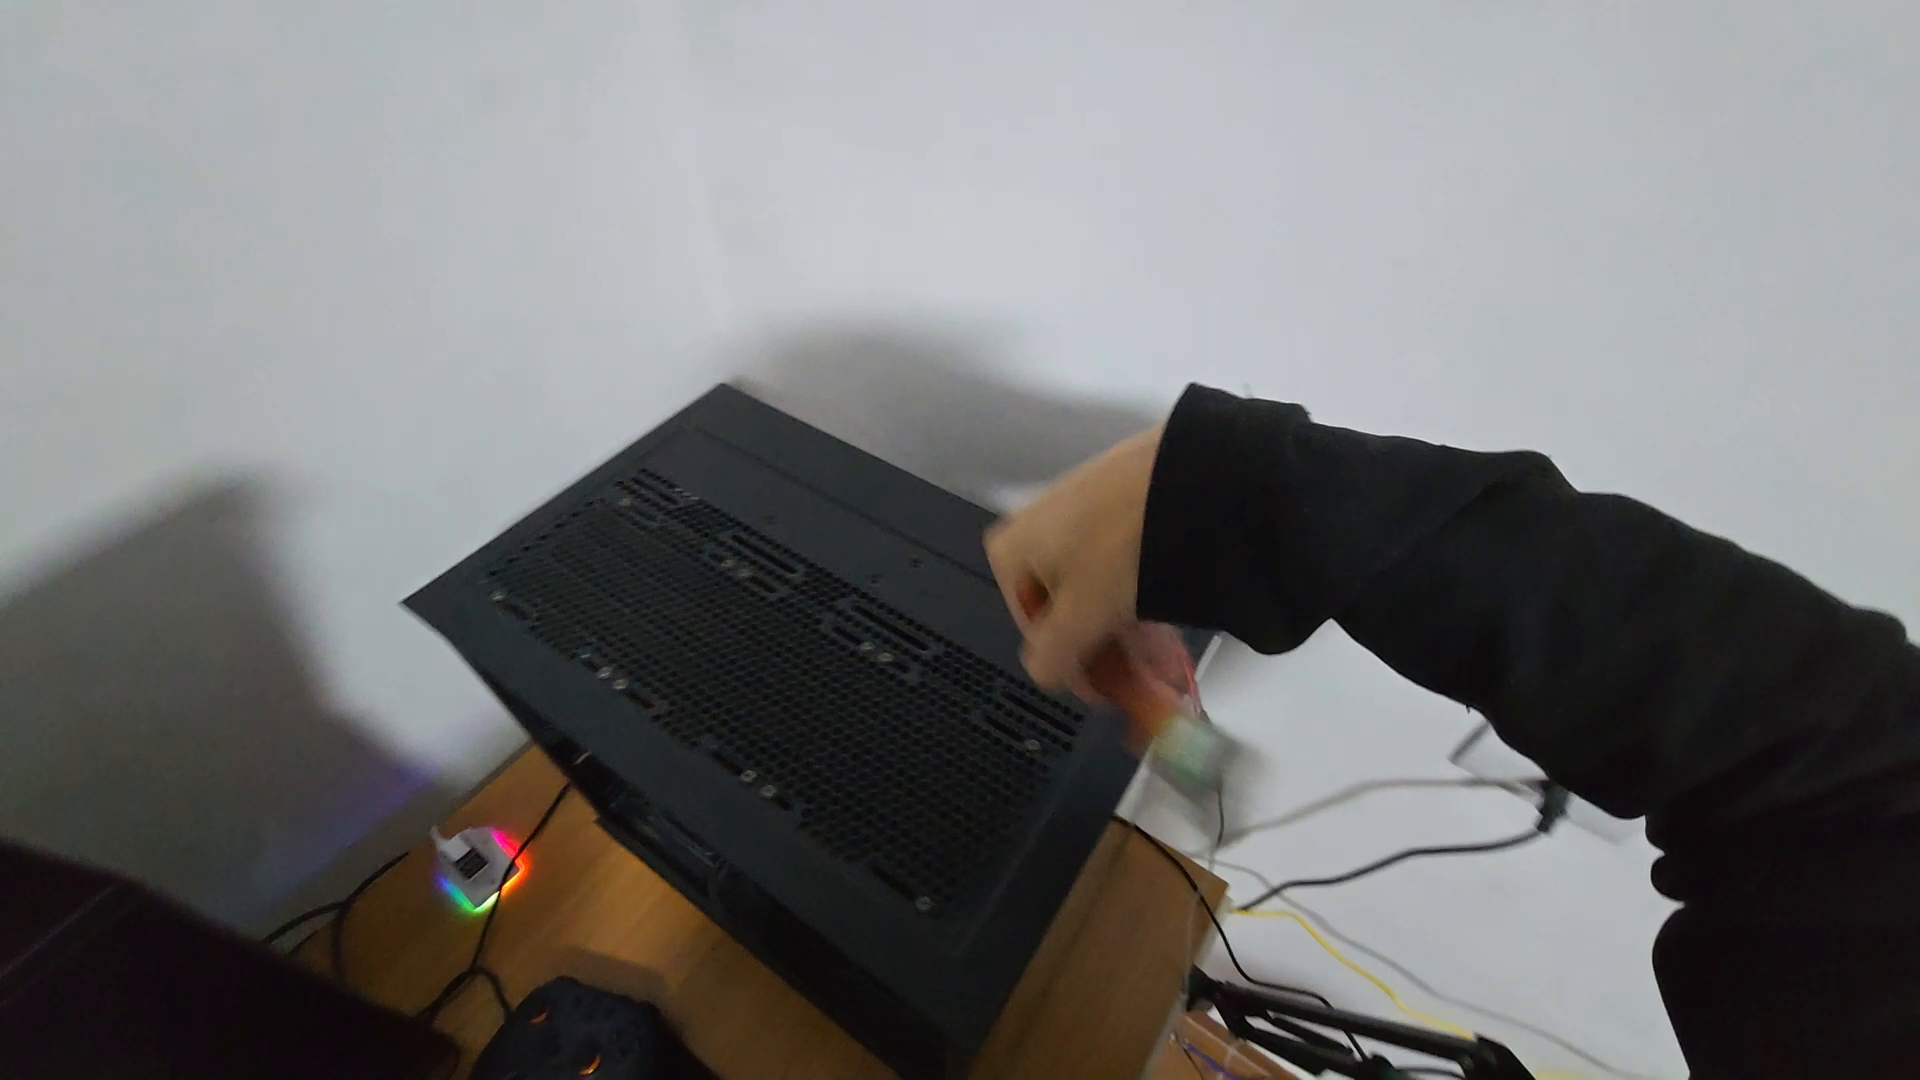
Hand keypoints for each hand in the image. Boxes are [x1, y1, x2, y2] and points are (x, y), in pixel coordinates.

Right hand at [983, 424, 1164, 693]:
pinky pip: (1126, 563)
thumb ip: (1051, 657)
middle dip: (1107, 653)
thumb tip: (1045, 673)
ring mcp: (1083, 511)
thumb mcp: (1079, 617)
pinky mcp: (1124, 502)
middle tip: (1141, 683)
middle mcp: (1038, 526)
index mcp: (1010, 550)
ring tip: (1164, 664)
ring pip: (1099, 587)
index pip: (1030, 627)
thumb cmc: (1119, 542)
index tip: (1104, 688)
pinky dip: (1143, 598)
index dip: (1069, 664)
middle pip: (1068, 607)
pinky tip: (1170, 625)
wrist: (1189, 480)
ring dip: (1129, 634)